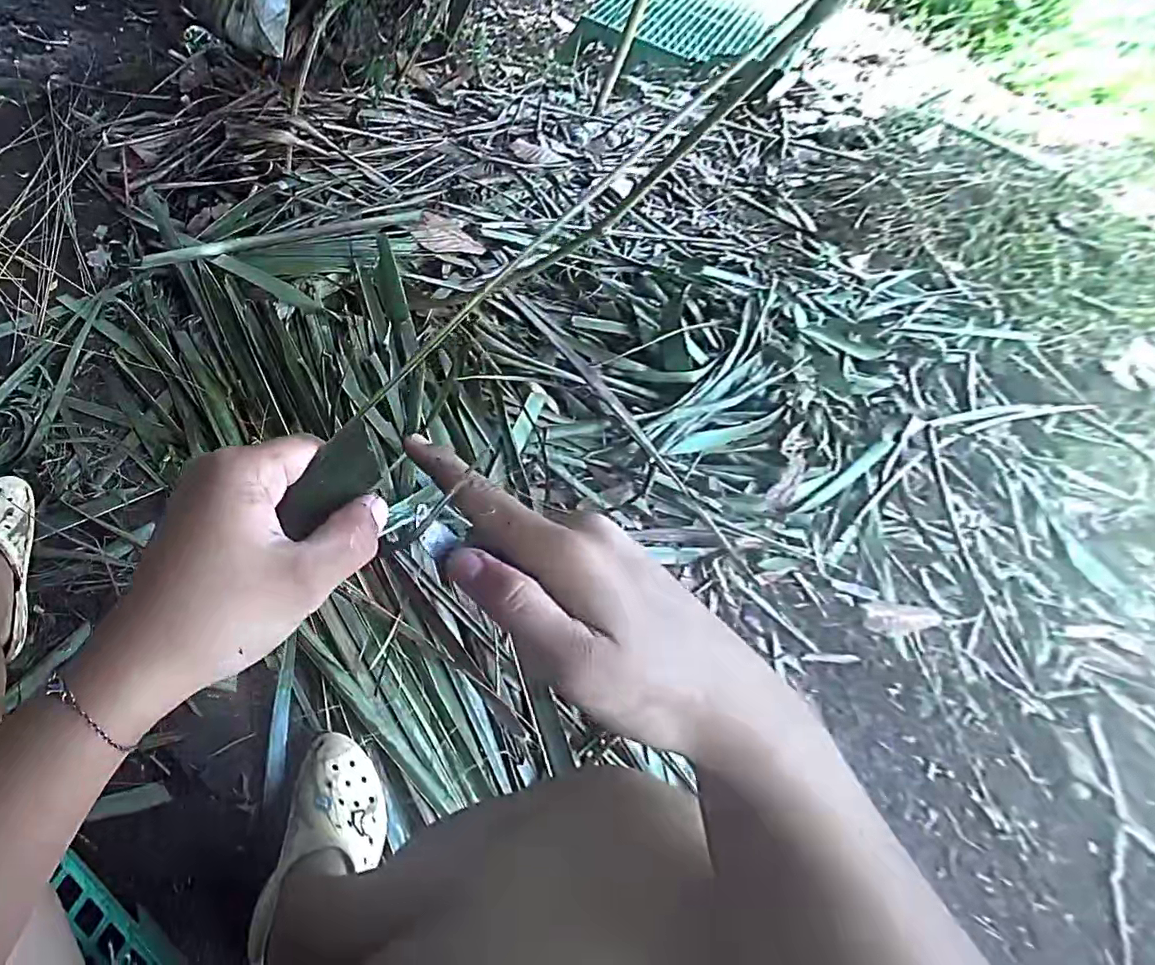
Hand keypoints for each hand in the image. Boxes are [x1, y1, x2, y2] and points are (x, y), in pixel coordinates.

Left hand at [69, 437, 384, 741]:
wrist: (146, 656)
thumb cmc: (228, 614)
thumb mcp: (305, 579)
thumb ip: (350, 536)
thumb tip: (376, 502)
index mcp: (239, 467)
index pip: (310, 452)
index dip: (340, 486)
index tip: (350, 533)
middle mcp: (212, 468)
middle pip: (288, 474)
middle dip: (312, 515)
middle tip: (317, 566)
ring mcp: (193, 494)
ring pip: (266, 499)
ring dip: (288, 532)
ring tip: (289, 577)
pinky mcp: (185, 520)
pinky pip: (239, 515)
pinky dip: (260, 539)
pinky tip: (258, 579)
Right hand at [405, 435, 814, 768]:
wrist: (744, 711)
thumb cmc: (652, 692)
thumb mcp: (571, 661)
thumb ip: (512, 604)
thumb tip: (456, 554)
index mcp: (566, 549)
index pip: (487, 501)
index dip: (444, 473)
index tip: (409, 443)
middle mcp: (584, 528)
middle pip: (502, 529)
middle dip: (483, 566)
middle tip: (516, 637)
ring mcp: (608, 539)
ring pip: (528, 546)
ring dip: (516, 581)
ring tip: (556, 644)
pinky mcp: (621, 555)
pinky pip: (555, 554)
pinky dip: (540, 579)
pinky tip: (579, 628)